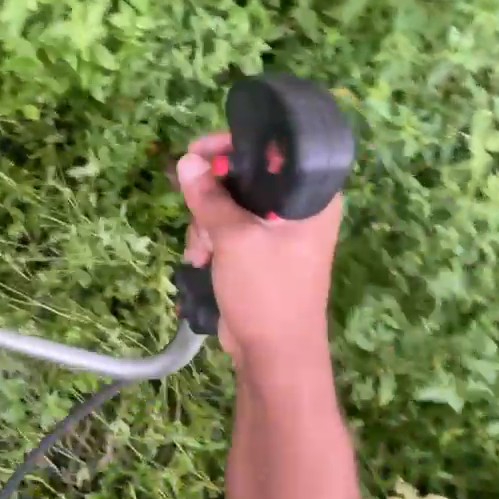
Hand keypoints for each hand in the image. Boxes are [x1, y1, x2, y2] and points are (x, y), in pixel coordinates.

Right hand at [175, 133, 342, 365]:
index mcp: (312, 196)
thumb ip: (210, 198)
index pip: (273, 150)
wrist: (273, 351)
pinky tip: (201, 261)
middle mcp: (299, 209)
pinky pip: (227, 232)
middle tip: (199, 220)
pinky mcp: (260, 254)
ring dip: (205, 227)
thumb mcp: (234, 239)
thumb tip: (187, 162)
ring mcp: (278, 233)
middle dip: (211, 199)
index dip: (233, 147)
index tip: (196, 152)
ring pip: (228, 208)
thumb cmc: (266, 290)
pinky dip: (210, 242)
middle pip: (243, 179)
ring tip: (202, 254)